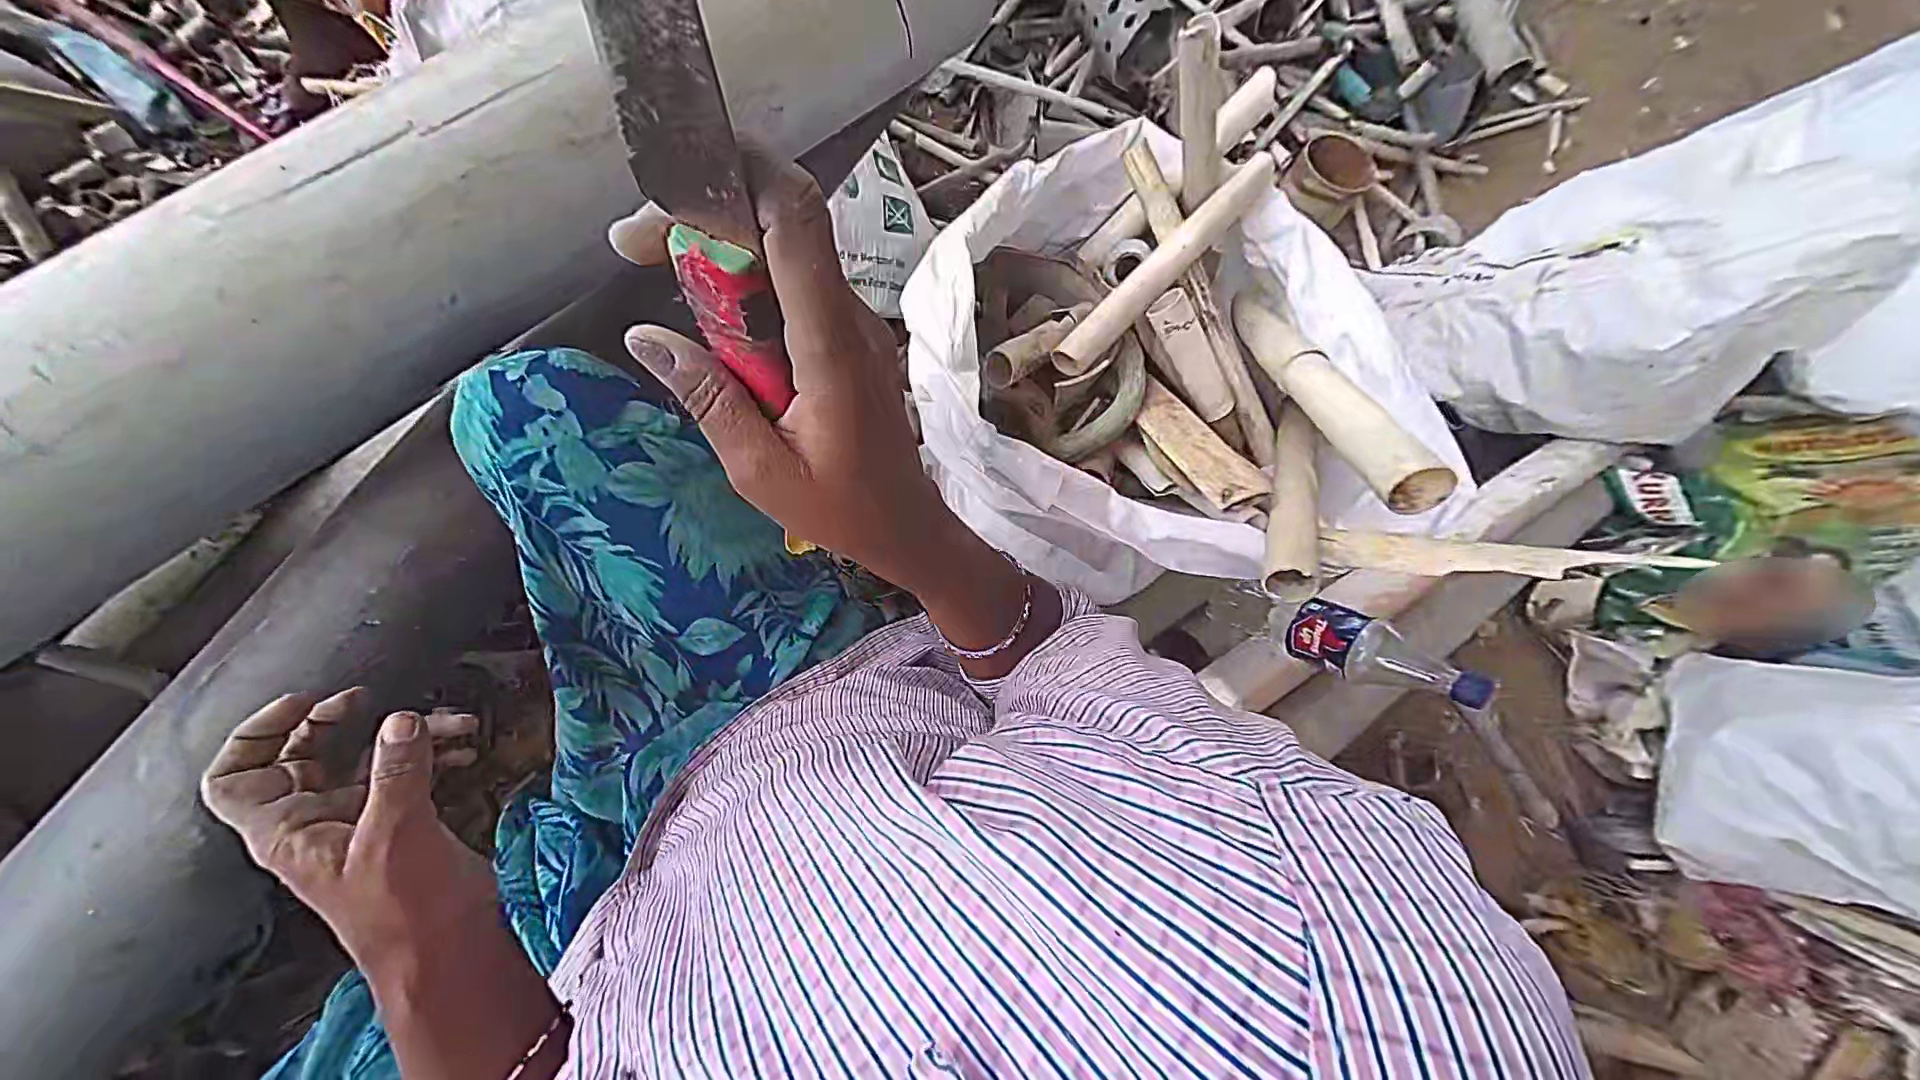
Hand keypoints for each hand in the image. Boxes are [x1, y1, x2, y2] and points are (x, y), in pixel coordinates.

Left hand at [200, 688, 494, 967]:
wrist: (447, 945)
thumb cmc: (404, 906)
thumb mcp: (396, 834)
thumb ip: (398, 772)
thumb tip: (400, 719)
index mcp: (290, 832)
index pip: (237, 779)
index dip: (256, 736)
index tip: (303, 702)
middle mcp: (320, 821)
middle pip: (309, 757)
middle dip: (342, 723)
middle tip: (374, 700)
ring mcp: (365, 820)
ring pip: (373, 759)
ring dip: (412, 734)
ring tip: (453, 723)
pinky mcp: (407, 820)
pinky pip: (413, 771)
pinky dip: (437, 752)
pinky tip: (464, 747)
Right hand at [606, 158, 973, 597]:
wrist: (907, 524)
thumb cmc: (842, 509)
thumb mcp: (761, 471)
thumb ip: (710, 400)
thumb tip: (646, 337)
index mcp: (829, 345)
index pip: (795, 222)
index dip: (737, 178)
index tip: (666, 197)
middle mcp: (850, 319)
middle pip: (782, 226)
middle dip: (705, 218)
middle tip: (638, 249)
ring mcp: (856, 326)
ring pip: (786, 256)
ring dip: (722, 254)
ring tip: (662, 275)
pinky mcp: (853, 339)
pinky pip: (797, 291)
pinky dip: (749, 289)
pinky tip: (715, 321)